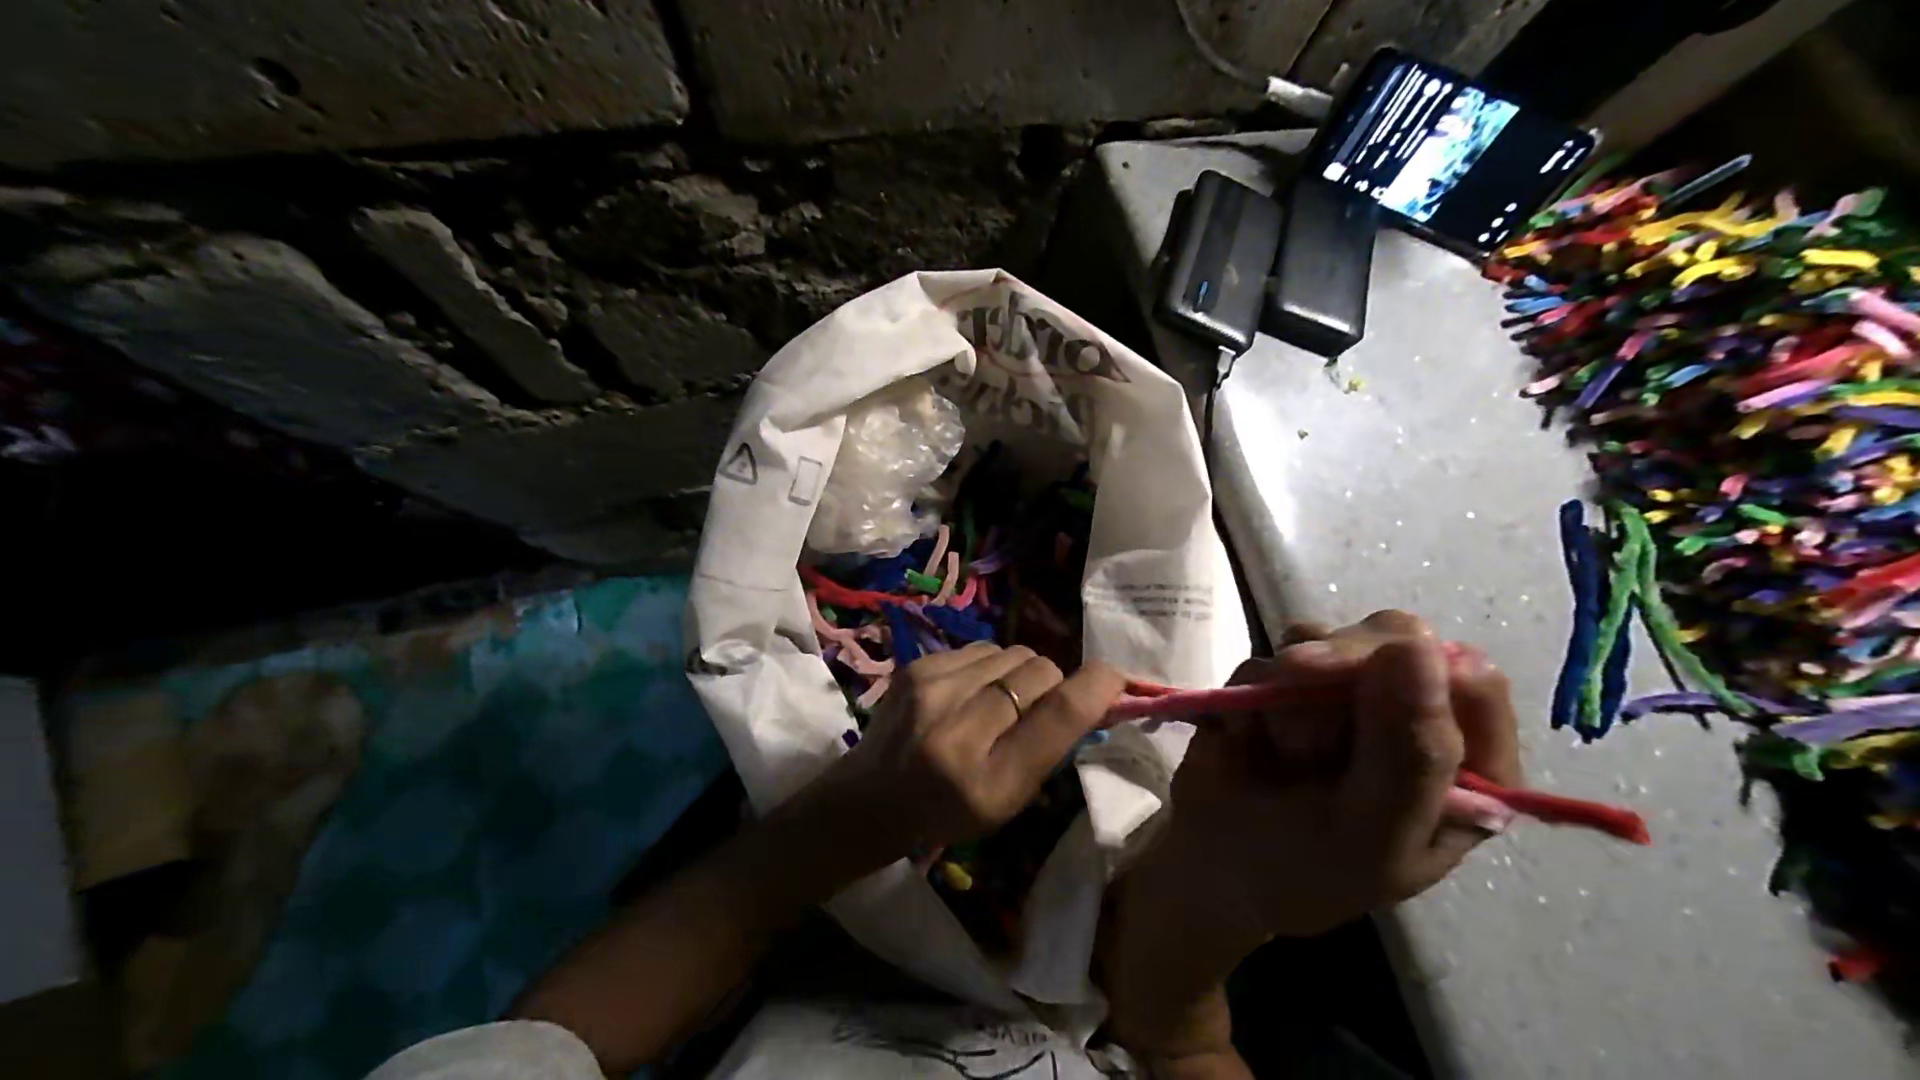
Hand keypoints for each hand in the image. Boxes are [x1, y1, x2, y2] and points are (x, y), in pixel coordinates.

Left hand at [819, 642, 1127, 862]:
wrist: (871, 796)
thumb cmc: (948, 810)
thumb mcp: (1008, 799)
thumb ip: (1049, 746)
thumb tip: (1092, 690)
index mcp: (990, 780)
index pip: (1059, 714)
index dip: (1096, 687)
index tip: (1114, 677)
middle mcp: (959, 729)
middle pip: (1040, 670)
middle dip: (1050, 684)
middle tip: (1032, 709)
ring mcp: (932, 689)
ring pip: (1013, 652)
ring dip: (1018, 673)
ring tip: (995, 702)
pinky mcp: (917, 665)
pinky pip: (982, 648)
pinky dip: (988, 667)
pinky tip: (967, 692)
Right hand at [1148, 612, 1521, 940]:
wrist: (1215, 867)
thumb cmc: (1309, 869)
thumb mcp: (1373, 834)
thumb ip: (1410, 752)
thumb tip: (1418, 648)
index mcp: (1462, 762)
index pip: (1469, 680)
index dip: (1416, 667)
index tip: (1358, 674)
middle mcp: (1404, 715)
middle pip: (1395, 638)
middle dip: (1341, 661)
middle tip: (1295, 675)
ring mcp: (1338, 694)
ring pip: (1324, 640)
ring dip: (1290, 690)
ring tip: (1279, 749)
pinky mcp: (1278, 685)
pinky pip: (1265, 659)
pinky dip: (1250, 693)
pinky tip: (1243, 737)